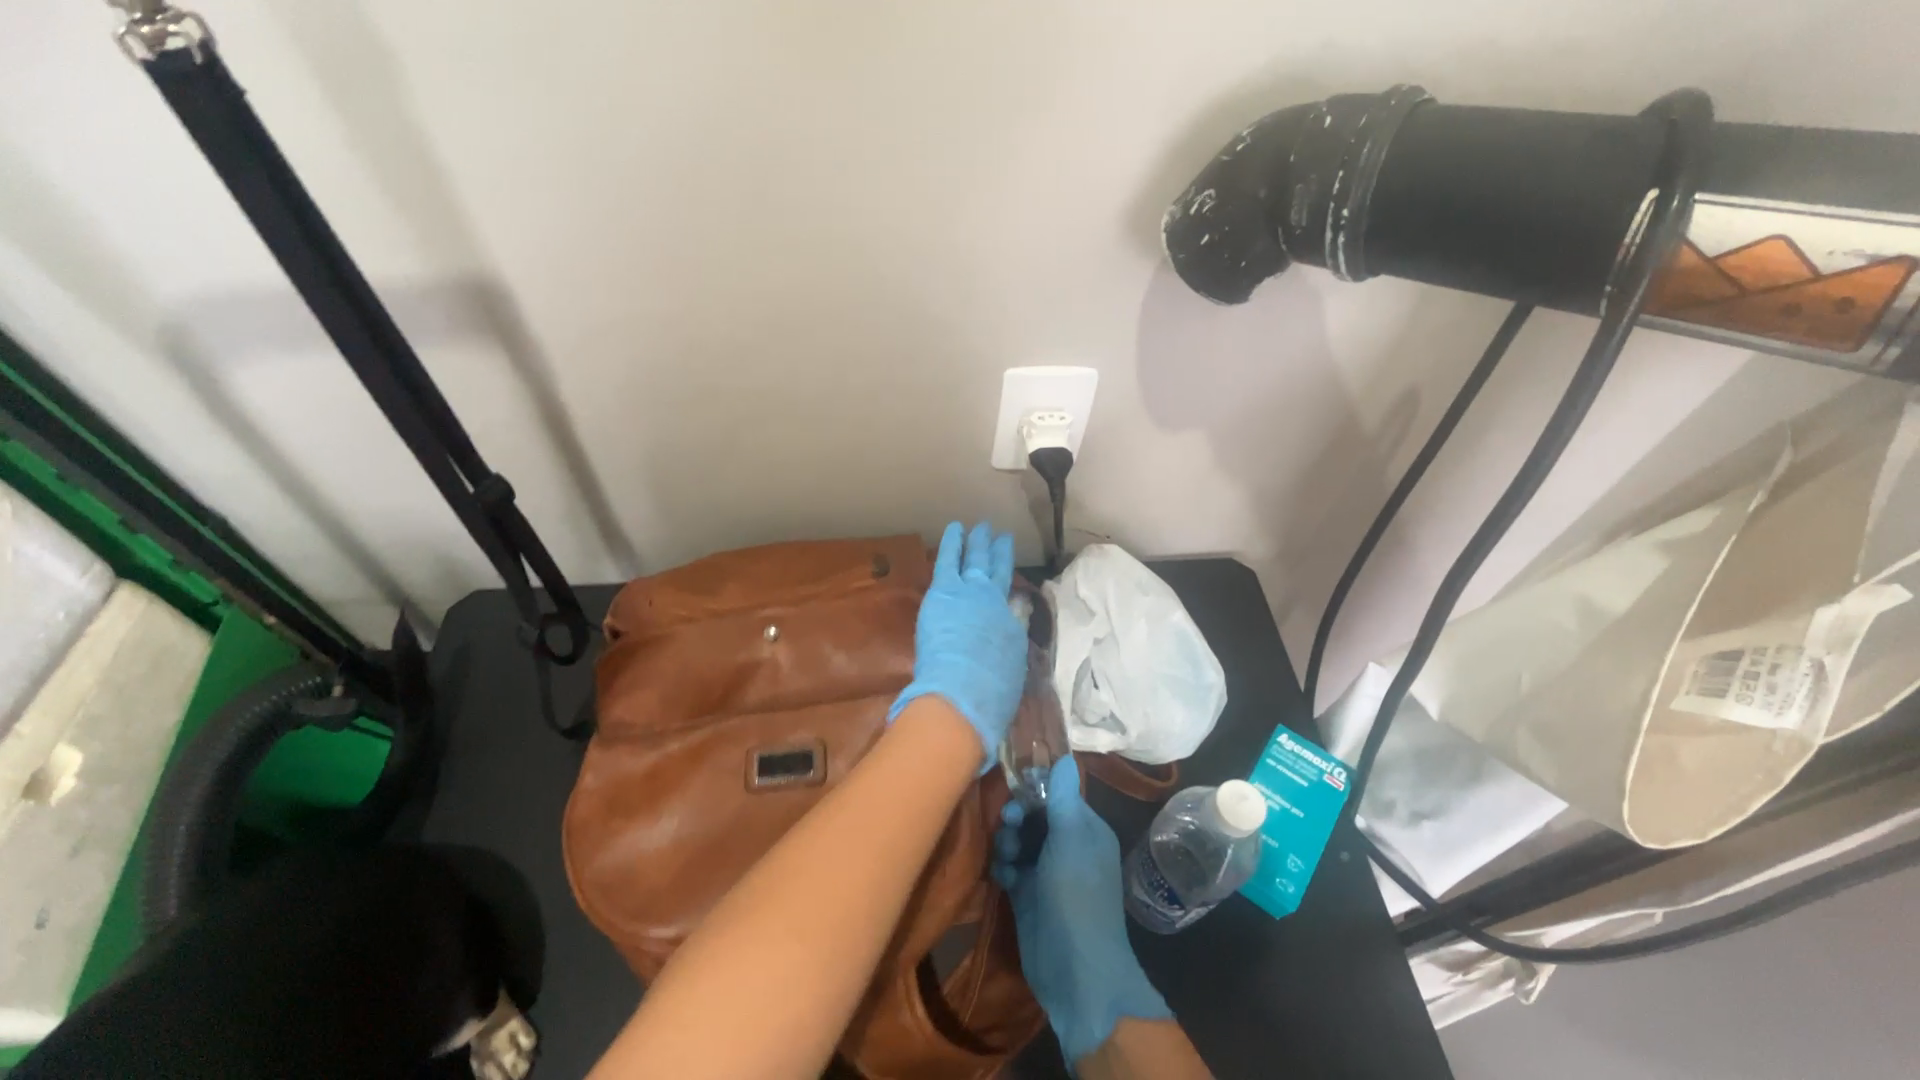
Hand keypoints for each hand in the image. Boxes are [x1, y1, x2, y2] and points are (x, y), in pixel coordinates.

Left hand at [889, 522, 1024, 769]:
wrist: (965, 691)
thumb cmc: (990, 689)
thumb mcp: (1013, 659)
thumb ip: (1012, 630)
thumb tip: (1017, 609)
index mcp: (1009, 621)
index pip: (1010, 590)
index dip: (1011, 572)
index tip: (1010, 555)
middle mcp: (992, 601)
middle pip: (993, 570)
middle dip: (995, 552)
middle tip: (996, 534)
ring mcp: (968, 592)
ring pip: (972, 560)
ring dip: (975, 542)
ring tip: (977, 527)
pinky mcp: (943, 592)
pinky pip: (948, 560)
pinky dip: (953, 542)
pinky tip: (955, 528)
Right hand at [993, 756, 1170, 1062]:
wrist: (1077, 971)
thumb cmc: (1077, 897)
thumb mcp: (1071, 840)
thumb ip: (1062, 799)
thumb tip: (1064, 757)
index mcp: (1086, 829)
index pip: (1056, 794)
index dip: (1034, 789)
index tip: (1014, 791)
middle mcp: (1067, 847)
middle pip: (1033, 816)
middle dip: (1016, 818)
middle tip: (1008, 827)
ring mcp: (1047, 874)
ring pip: (1018, 841)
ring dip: (1007, 843)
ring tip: (1007, 858)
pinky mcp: (1028, 897)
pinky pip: (1010, 869)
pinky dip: (1003, 868)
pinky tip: (1003, 878)